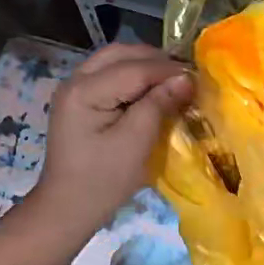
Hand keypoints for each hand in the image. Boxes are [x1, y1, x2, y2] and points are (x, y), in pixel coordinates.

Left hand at [34, 44, 193, 234]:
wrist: (66, 210)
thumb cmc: (102, 181)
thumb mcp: (135, 142)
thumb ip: (159, 104)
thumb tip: (186, 78)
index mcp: (84, 90)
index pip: (134, 68)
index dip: (168, 70)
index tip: (197, 77)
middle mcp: (75, 79)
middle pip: (121, 54)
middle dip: (155, 61)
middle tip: (184, 75)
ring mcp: (74, 87)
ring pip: (115, 60)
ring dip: (144, 65)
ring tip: (171, 80)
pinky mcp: (79, 98)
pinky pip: (109, 73)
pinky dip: (132, 74)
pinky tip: (150, 89)